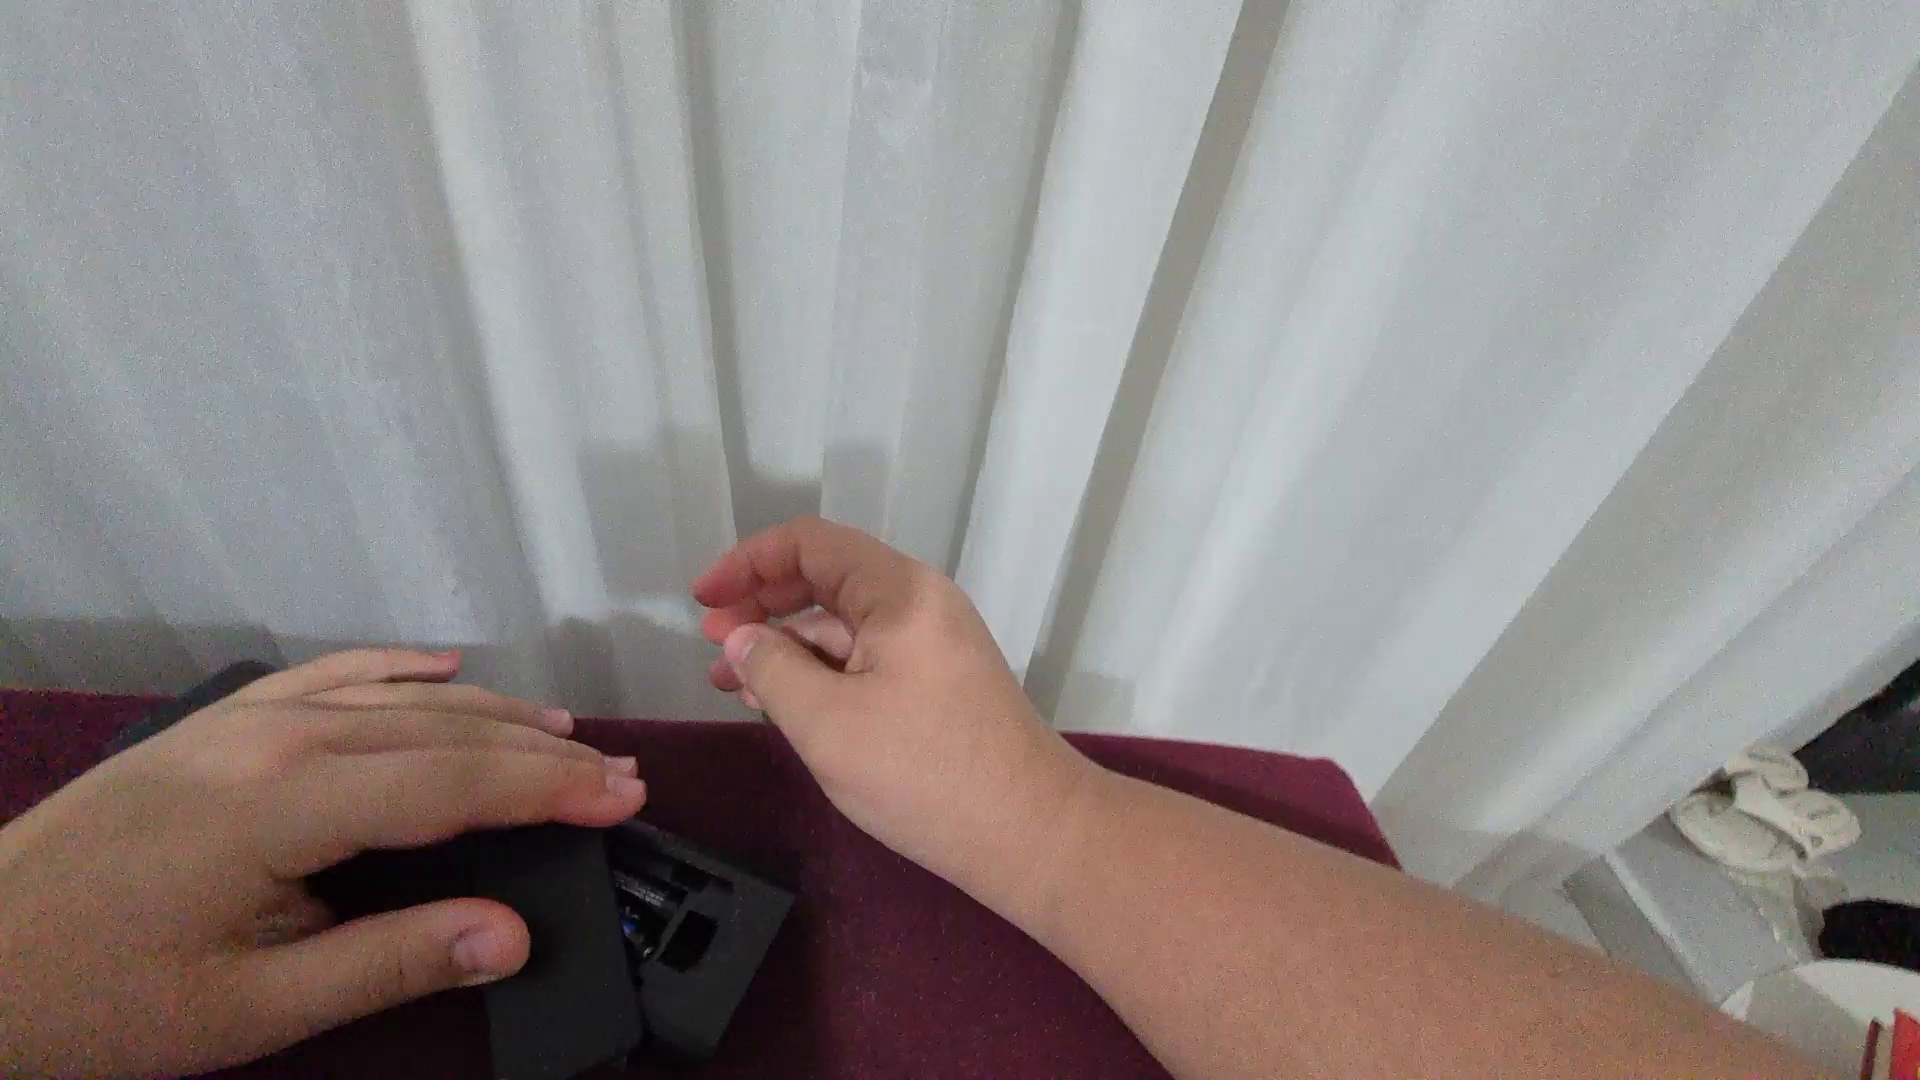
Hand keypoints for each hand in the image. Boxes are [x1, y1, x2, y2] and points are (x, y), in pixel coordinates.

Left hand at [0, 649, 646, 1079]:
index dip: (553, 790)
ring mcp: (253, 715)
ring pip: (411, 698)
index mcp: (286, 802)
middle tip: (618, 776)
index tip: (624, 799)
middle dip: (547, 757)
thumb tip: (514, 938)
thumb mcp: (243, 1013)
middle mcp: (283, 735)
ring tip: (566, 736)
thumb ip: (391, 963)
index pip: (459, 782)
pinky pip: (338, 670)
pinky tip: (448, 665)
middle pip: (452, 732)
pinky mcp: (228, 716)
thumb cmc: (88, 1001)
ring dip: (500, 716)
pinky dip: (404, 665)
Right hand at [694, 518, 1096, 901]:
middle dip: (763, 604)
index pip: (811, 543)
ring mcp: (932, 640)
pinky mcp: (937, 678)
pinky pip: (868, 656)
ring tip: (733, 680)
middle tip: (713, 644)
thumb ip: (773, 670)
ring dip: (788, 644)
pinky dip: (823, 670)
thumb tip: (741, 637)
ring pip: (845, 623)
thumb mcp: (828, 724)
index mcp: (899, 591)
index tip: (702, 599)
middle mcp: (920, 601)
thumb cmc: (926, 774)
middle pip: (827, 578)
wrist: (1032, 831)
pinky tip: (786, 699)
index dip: (748, 561)